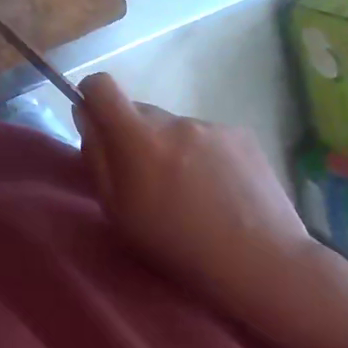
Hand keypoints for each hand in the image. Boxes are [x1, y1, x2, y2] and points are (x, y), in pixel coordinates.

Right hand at [73, 73, 347, 347]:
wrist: (260, 260)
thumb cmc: (177, 245)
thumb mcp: (118, 212)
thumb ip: (97, 158)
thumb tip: (87, 118)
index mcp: (138, 138)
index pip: (101, 87)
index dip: (92, 98)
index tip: (96, 124)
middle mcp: (174, 120)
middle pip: (140, 113)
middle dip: (135, 138)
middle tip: (148, 181)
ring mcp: (212, 126)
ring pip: (176, 128)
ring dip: (172, 150)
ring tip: (191, 194)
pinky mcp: (242, 135)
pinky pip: (207, 138)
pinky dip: (204, 157)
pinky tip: (219, 192)